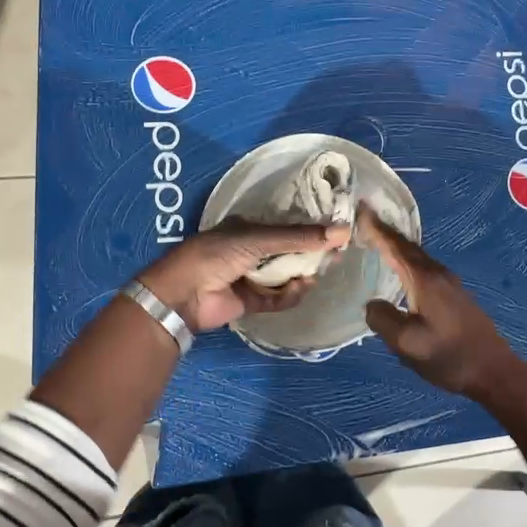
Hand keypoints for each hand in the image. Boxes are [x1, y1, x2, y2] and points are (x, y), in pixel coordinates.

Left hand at [136, 221, 351, 331]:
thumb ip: (300, 237)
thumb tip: (343, 231)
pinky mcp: (252, 301)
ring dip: (302, 275)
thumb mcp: (259, 239)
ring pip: (287, 275)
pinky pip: (279, 297)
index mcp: (249, 228)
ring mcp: (252, 276)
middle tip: (336, 255)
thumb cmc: (218, 254)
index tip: (336, 232)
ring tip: (314, 274)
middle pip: (291, 251)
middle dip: (312, 254)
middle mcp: (252, 250)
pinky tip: (298, 288)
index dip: (311, 229)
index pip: (288, 225)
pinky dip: (290, 294)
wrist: (183, 294)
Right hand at [360, 205, 526, 398]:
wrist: (493, 370)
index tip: (359, 209)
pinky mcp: (454, 294)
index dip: (375, 228)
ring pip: (417, 256)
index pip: (395, 246)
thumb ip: (383, 319)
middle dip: (385, 231)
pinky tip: (399, 269)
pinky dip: (406, 260)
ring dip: (396, 246)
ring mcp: (449, 282)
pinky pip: (423, 267)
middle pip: (407, 246)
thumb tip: (371, 304)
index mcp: (424, 279)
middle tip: (362, 220)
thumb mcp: (407, 343)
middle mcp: (438, 273)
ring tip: (375, 240)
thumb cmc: (449, 356)